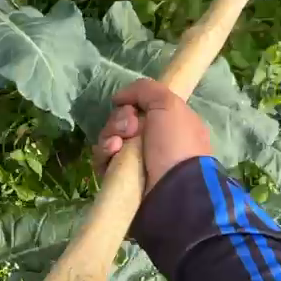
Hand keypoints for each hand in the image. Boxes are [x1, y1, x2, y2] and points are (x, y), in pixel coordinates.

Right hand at [92, 78, 213, 192]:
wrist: (174, 191)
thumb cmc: (176, 145)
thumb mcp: (169, 104)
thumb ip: (145, 90)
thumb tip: (118, 98)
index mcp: (168, 125)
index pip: (139, 108)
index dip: (131, 106)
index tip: (133, 110)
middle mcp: (152, 144)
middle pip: (121, 123)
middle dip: (119, 122)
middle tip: (129, 130)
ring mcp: (136, 163)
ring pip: (110, 140)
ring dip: (109, 137)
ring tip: (118, 146)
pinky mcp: (122, 181)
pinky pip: (104, 161)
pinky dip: (105, 155)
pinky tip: (113, 155)